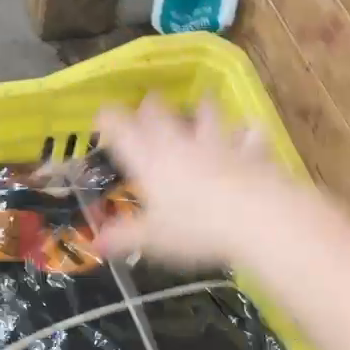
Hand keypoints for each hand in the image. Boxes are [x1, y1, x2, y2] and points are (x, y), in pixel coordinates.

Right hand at [94, 98, 329, 266]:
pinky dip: (248, 134)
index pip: (122, 132)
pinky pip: (249, 136)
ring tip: (202, 104)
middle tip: (148, 105)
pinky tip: (251, 131)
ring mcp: (217, 143)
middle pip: (161, 115)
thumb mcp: (152, 239)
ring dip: (203, 110)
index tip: (102, 116)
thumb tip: (95, 245)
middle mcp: (181, 144)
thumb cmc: (194, 228)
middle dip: (151, 108)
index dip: (109, 120)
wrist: (254, 216)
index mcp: (150, 162)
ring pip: (207, 116)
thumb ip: (124, 237)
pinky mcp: (251, 150)